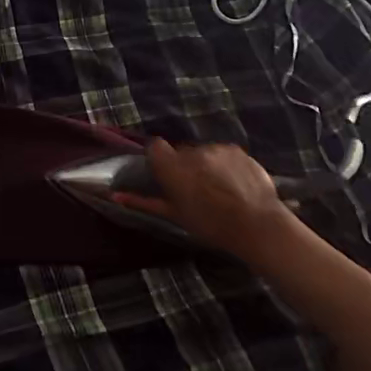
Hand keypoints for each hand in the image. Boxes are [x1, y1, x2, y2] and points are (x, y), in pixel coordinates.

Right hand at [112, 139, 293, 255]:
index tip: (163, 173)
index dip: (157, 157)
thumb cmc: (210, 225)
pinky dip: (224, 165)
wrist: (256, 223)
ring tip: (217, 189)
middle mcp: (191, 151)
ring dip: (205, 165)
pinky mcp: (237, 149)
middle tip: (193, 189)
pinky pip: (223, 154)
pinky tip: (233, 184)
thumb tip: (114, 196)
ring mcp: (216, 148)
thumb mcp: (174, 216)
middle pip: (180, 151)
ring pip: (203, 153)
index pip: (154, 145)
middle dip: (183, 165)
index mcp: (172, 167)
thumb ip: (143, 202)